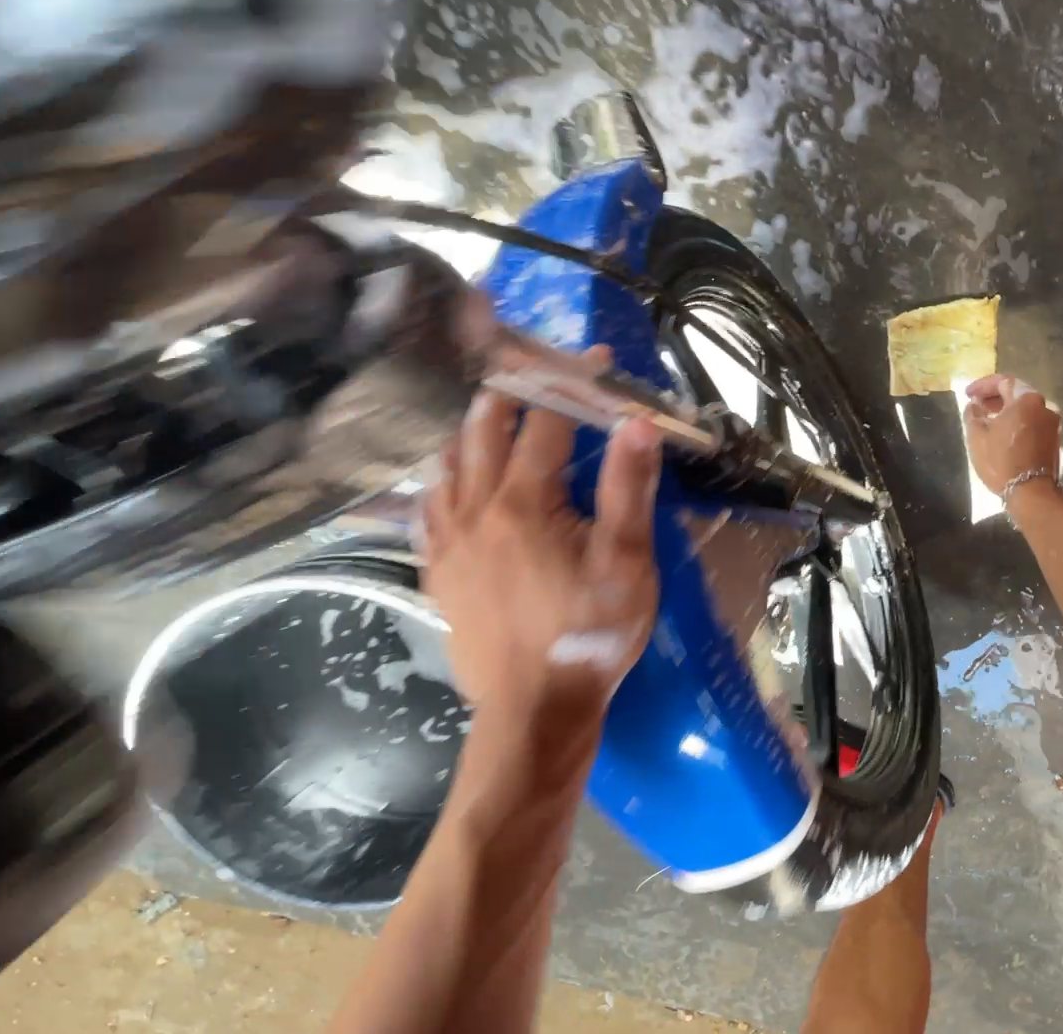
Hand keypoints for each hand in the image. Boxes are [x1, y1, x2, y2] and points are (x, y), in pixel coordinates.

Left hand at [418, 381, 661, 715]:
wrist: (534, 705)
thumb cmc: (590, 631)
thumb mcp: (626, 561)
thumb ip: (628, 489)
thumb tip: (635, 422)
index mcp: (526, 502)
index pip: (547, 423)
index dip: (568, 384)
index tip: (588, 357)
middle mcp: (476, 510)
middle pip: (482, 433)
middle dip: (508, 395)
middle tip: (526, 371)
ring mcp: (448, 542)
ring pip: (447, 467)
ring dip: (468, 433)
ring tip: (487, 416)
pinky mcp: (437, 572)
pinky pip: (426, 511)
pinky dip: (439, 483)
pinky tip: (446, 483)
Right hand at [962, 374, 1060, 493]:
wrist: (1031, 493)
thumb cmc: (1001, 460)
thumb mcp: (977, 436)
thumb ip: (973, 414)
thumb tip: (974, 405)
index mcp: (1027, 399)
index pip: (1003, 381)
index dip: (982, 386)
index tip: (967, 394)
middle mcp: (1044, 407)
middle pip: (1017, 394)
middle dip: (995, 397)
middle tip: (977, 405)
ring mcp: (1052, 424)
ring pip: (1025, 410)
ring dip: (1006, 411)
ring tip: (988, 420)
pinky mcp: (1054, 441)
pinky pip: (1032, 423)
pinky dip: (1017, 423)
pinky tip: (1003, 434)